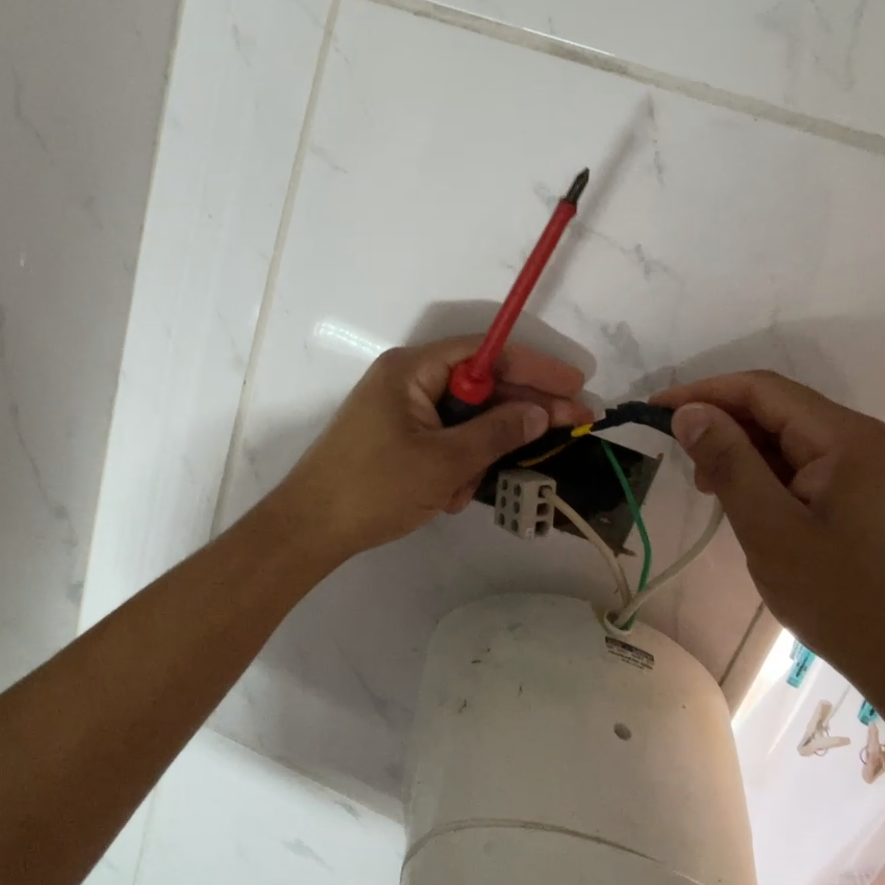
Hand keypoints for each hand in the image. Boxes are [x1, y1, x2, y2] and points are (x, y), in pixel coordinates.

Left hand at [267, 336, 592, 560]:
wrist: (309, 530)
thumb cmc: (373, 488)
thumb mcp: (444, 461)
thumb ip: (497, 433)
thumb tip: (541, 412)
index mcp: (413, 369)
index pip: (486, 353)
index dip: (534, 367)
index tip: (575, 385)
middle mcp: (409, 380)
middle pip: (481, 386)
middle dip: (515, 415)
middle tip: (569, 427)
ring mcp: (402, 411)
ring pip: (466, 420)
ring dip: (477, 454)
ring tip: (464, 488)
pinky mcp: (399, 439)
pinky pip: (445, 442)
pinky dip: (455, 467)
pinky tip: (447, 496)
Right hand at [651, 373, 884, 713]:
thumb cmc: (845, 601)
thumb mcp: (771, 530)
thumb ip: (729, 463)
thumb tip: (689, 412)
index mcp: (847, 438)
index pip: (763, 390)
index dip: (704, 392)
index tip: (654, 410)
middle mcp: (867, 442)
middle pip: (781, 410)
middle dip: (725, 424)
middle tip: (679, 459)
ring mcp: (877, 473)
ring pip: (796, 441)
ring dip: (747, 453)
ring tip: (711, 490)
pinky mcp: (877, 501)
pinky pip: (813, 469)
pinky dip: (773, 476)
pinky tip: (753, 507)